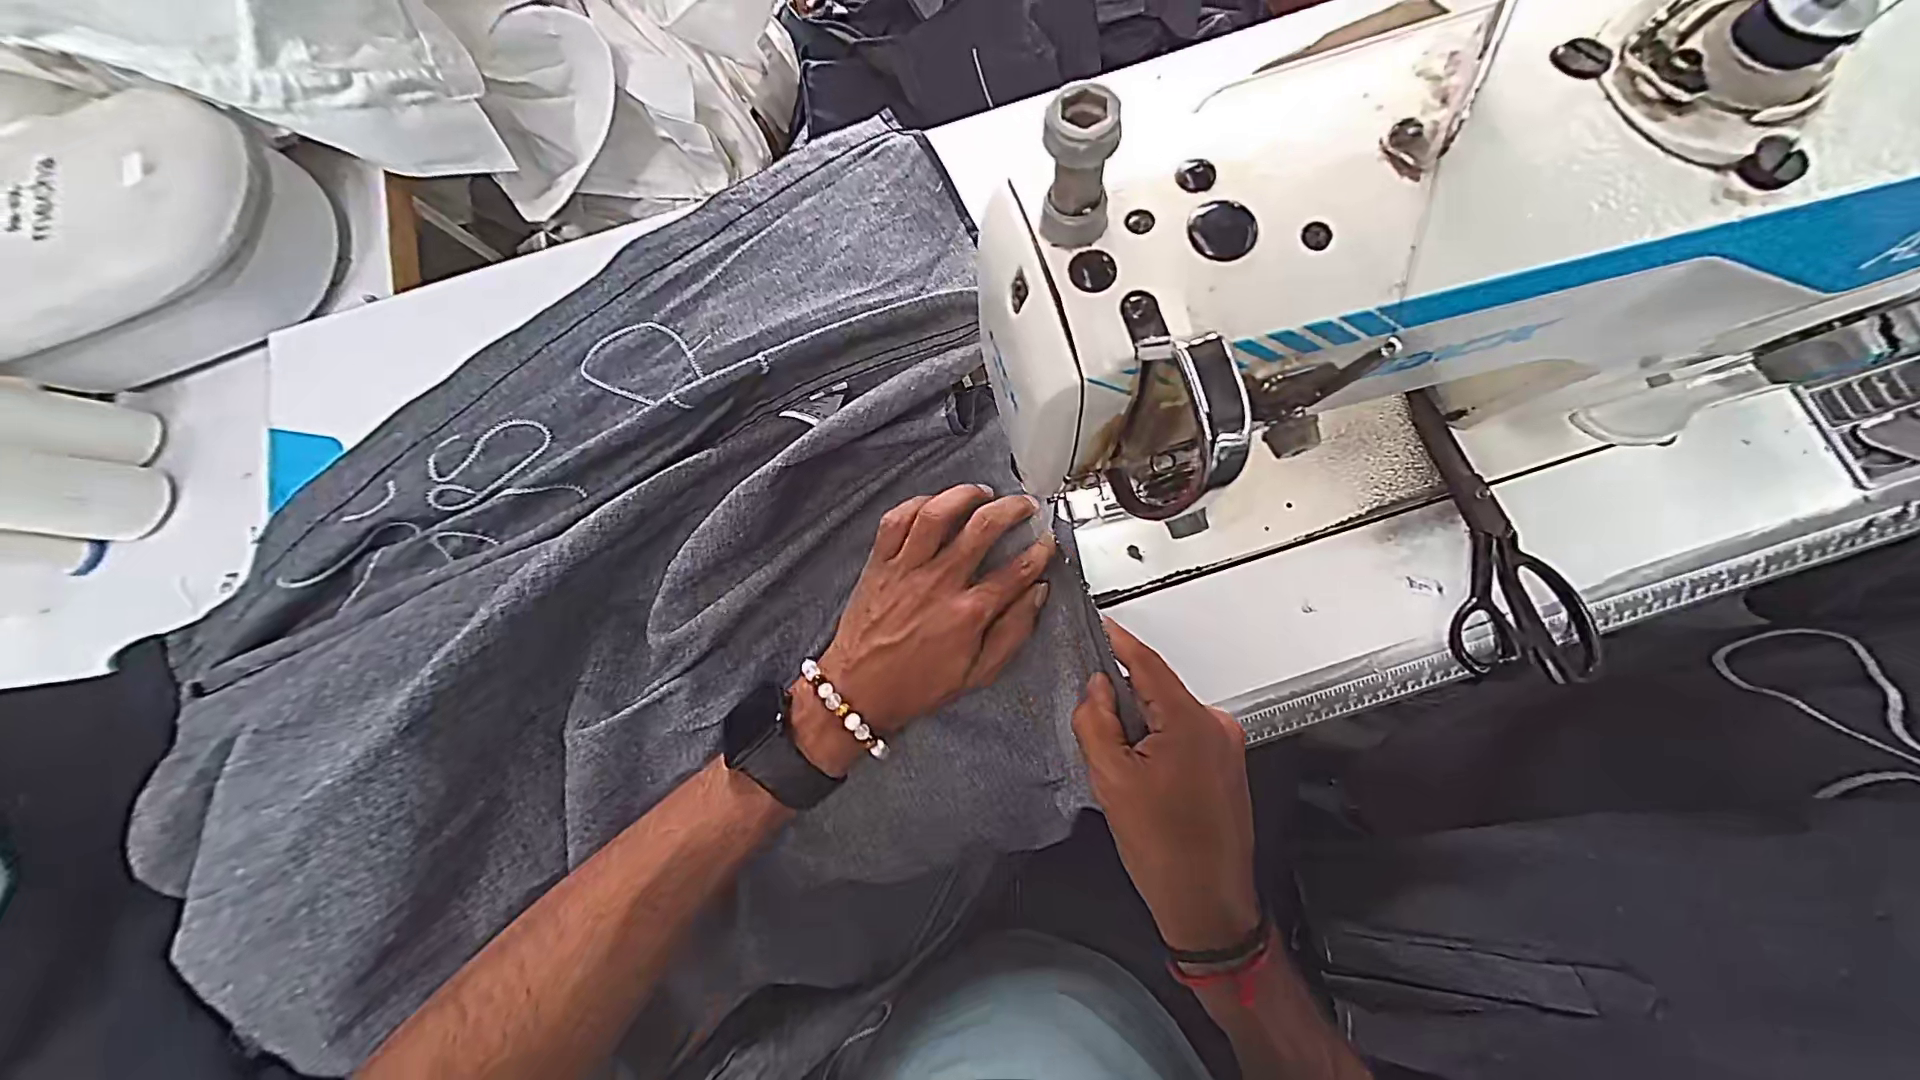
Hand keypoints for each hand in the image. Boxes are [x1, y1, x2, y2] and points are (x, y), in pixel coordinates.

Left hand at [792, 484, 1056, 773]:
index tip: (1045, 542)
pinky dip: (917, 503)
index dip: (1039, 550)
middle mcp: (939, 584)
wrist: (859, 691)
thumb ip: (1013, 632)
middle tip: (1024, 506)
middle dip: (1012, 509)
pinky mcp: (880, 564)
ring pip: (937, 514)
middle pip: (983, 528)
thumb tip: (1036, 596)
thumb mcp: (977, 674)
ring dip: (965, 495)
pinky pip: (896, 520)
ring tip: (982, 493)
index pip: (1016, 569)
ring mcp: (906, 570)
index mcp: (967, 613)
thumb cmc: (915, 685)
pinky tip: (933, 503)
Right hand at [1071, 618, 1260, 952]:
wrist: (1207, 903)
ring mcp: (1225, 745)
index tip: (1102, 625)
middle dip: (1122, 696)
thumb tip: (1095, 689)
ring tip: (1123, 765)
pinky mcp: (1225, 761)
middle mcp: (1215, 727)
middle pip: (1156, 688)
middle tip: (1095, 719)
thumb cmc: (1169, 853)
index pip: (1147, 662)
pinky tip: (1143, 774)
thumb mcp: (1111, 779)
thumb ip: (1095, 721)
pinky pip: (1182, 731)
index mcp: (1190, 723)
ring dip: (1140, 722)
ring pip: (1168, 711)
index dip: (1118, 640)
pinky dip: (1157, 738)